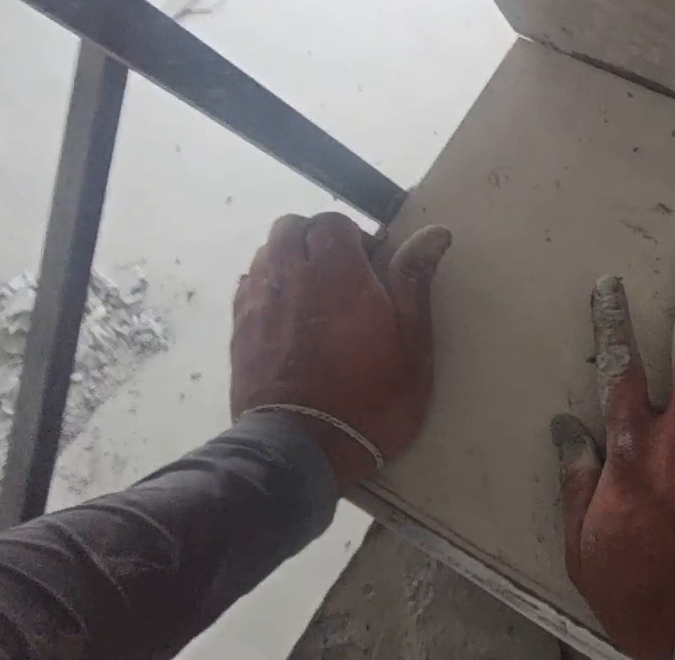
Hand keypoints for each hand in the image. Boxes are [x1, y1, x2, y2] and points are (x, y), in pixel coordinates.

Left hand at [231, 212, 450, 491]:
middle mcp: (291, 279)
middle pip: (290, 227)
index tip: (373, 263)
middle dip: (315, 236)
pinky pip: (248, 286)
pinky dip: (269, 285)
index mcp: (337, 274)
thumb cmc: (372, 395)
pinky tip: (290, 312)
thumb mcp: (412, 340)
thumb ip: (414, 280)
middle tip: (343, 269)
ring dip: (290, 258)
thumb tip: (435, 232)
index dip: (353, 234)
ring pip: (265, 254)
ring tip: (316, 290)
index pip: (331, 222)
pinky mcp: (239, 333)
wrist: (304, 453)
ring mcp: (258, 305)